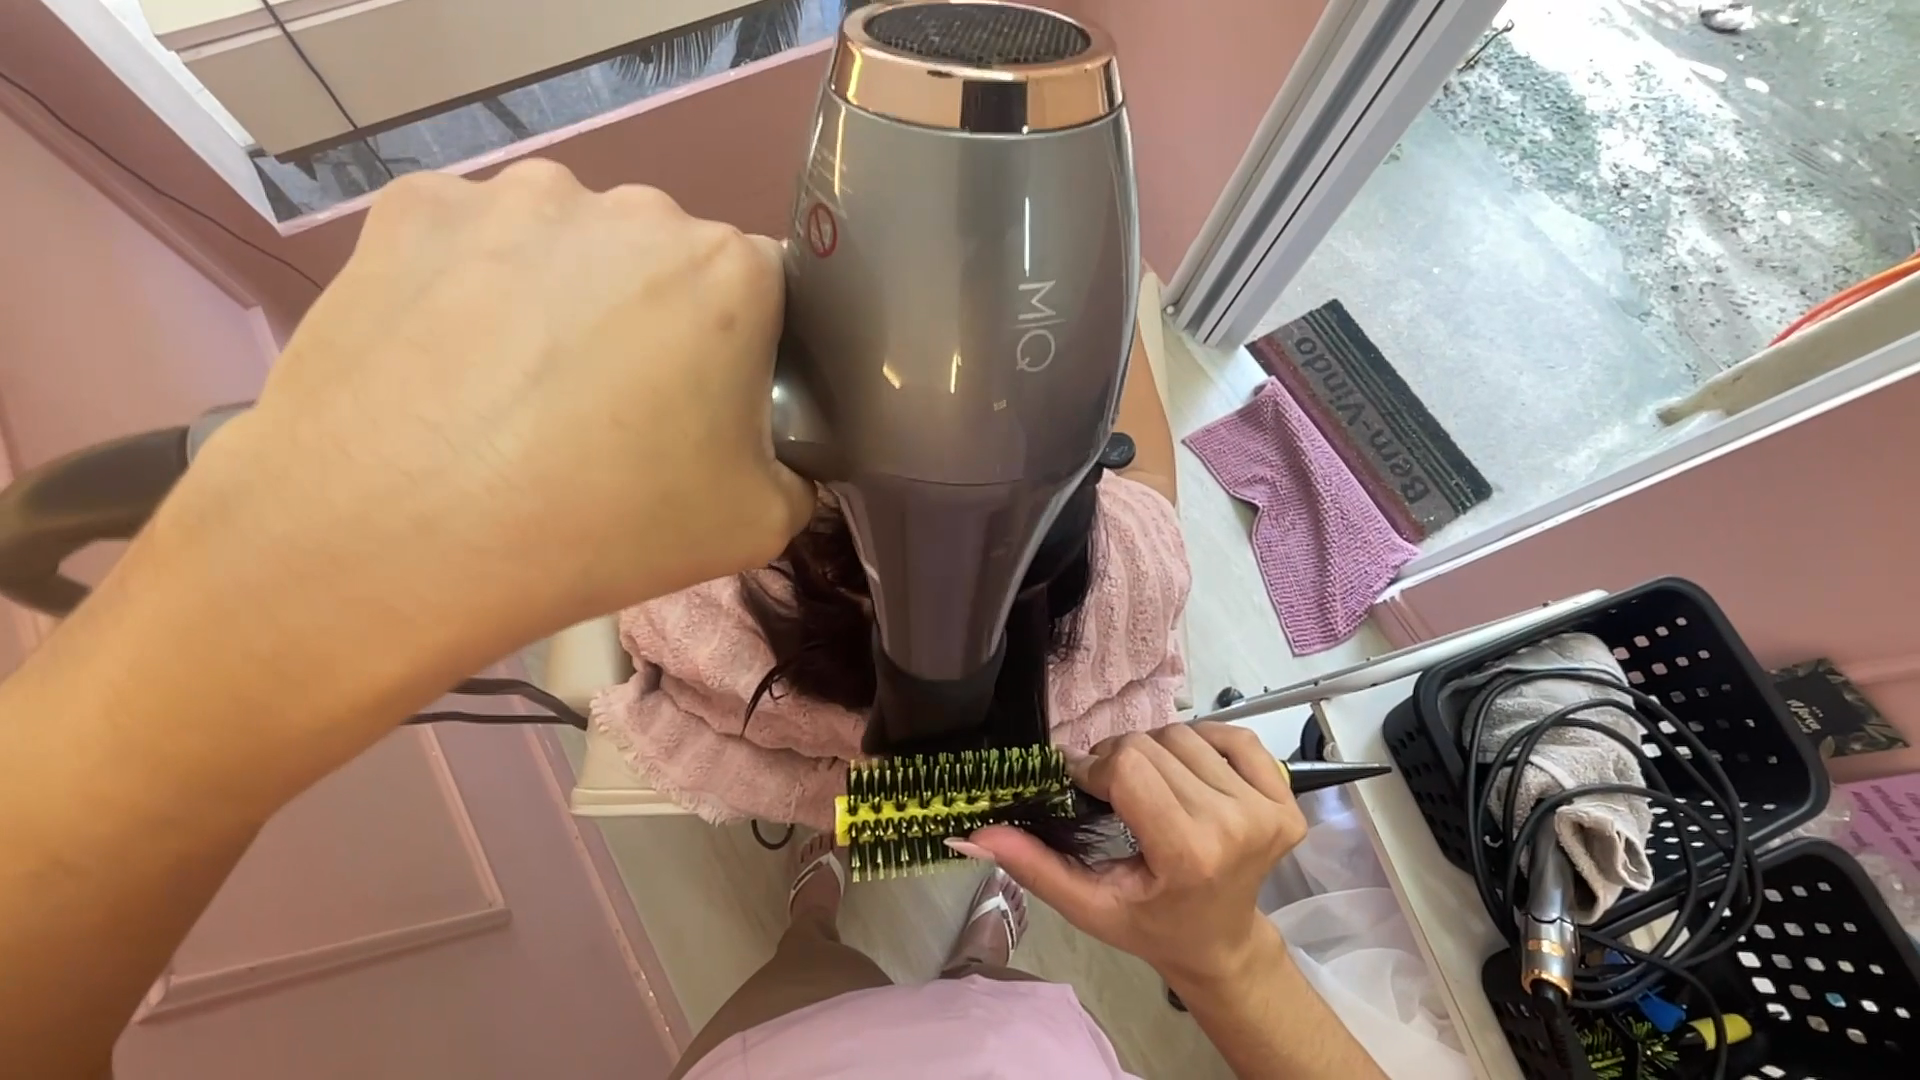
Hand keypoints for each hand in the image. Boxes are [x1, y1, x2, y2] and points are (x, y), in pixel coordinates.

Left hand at [179, 161, 814, 654]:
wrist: (395, 541)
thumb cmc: (608, 527)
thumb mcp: (760, 526)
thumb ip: (800, 478)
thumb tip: (781, 461)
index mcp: (734, 272)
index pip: (772, 295)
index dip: (750, 354)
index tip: (715, 406)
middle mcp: (638, 209)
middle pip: (674, 261)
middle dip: (665, 320)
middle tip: (620, 407)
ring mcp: (518, 197)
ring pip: (576, 244)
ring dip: (574, 296)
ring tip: (527, 386)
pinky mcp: (415, 207)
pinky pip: (481, 241)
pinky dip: (482, 285)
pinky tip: (459, 359)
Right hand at [969, 723, 1307, 988]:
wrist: (1223, 942)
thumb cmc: (1151, 926)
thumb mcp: (1089, 904)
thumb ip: (1032, 866)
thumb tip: (974, 832)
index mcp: (1189, 853)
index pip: (1129, 767)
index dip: (1094, 767)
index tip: (1081, 784)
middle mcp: (1236, 823)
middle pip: (1152, 744)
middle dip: (1119, 760)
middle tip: (1112, 792)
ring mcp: (1267, 808)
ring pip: (1184, 734)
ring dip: (1156, 751)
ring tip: (1149, 786)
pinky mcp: (1286, 796)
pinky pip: (1232, 735)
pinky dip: (1201, 742)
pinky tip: (1189, 773)